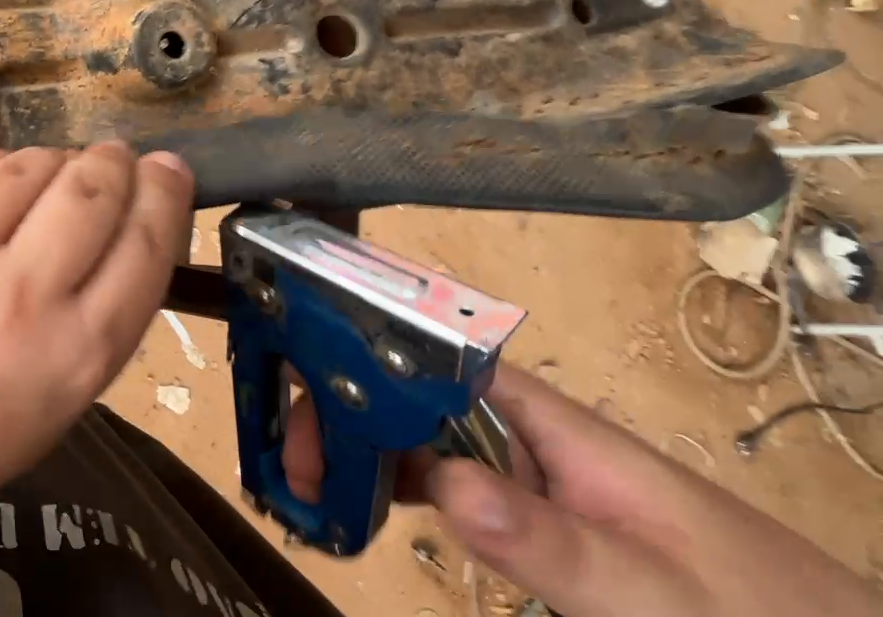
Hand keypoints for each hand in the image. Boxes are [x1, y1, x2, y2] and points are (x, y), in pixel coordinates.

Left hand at [0, 142, 194, 527]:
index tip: (168, 169)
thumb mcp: (65, 396)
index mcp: (75, 353)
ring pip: (28, 165)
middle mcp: (19, 297)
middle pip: (91, 191)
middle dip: (116, 162)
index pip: (145, 244)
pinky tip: (0, 179)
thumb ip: (107, 312)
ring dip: (56, 159)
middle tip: (117, 157)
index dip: (165, 194)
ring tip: (57, 171)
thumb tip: (138, 218)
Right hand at [285, 367, 880, 615]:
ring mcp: (527, 475)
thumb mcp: (656, 593)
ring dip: (355, 449)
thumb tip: (445, 481)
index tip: (302, 384)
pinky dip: (388, 486)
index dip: (363, 355)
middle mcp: (528, 435)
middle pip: (410, 397)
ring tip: (303, 484)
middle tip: (292, 463)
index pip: (439, 360)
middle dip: (342, 412)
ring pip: (417, 438)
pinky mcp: (529, 514)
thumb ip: (554, 539)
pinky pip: (439, 483)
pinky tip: (356, 507)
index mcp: (553, 424)